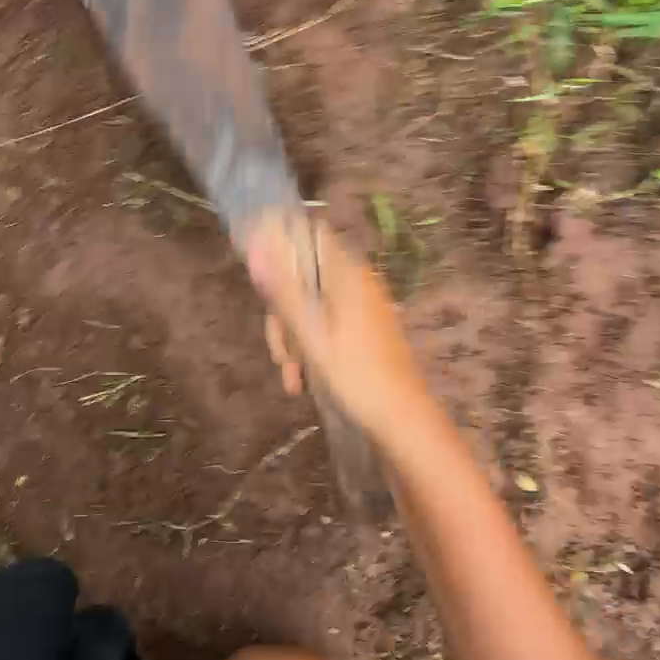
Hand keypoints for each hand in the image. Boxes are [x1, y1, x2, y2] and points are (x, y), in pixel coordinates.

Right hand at [244, 218, 435, 440]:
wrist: (403, 422)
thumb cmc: (356, 376)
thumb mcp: (311, 334)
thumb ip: (283, 290)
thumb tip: (256, 245)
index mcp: (347, 276)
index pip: (309, 237)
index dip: (280, 247)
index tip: (261, 278)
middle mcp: (356, 284)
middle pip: (303, 279)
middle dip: (283, 316)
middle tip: (280, 353)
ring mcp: (361, 309)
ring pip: (309, 308)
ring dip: (293, 341)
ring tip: (291, 377)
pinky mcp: (363, 332)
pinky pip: (325, 327)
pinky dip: (310, 350)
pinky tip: (302, 381)